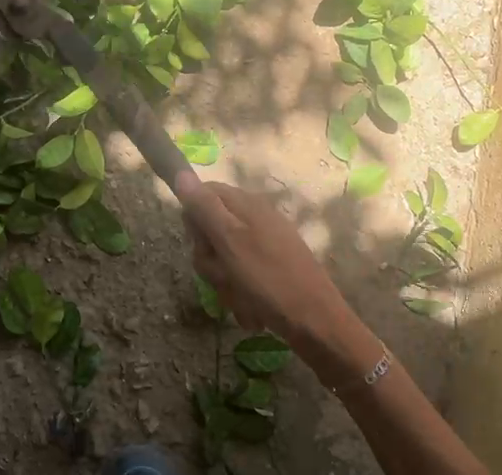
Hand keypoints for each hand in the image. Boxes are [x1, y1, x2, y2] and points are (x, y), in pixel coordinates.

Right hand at [177, 172, 344, 340]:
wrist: (319, 326)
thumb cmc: (269, 281)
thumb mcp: (229, 242)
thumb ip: (204, 207)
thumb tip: (181, 174)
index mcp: (246, 205)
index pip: (203, 194)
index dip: (194, 219)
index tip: (200, 243)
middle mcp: (257, 218)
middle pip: (211, 227)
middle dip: (209, 256)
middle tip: (220, 274)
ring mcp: (268, 243)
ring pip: (225, 255)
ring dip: (224, 279)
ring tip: (238, 297)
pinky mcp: (275, 267)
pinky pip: (244, 274)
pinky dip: (241, 292)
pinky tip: (250, 309)